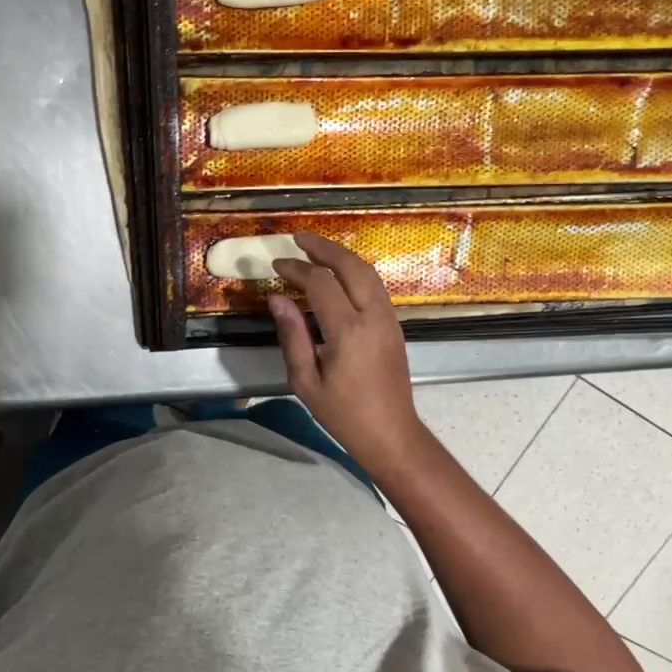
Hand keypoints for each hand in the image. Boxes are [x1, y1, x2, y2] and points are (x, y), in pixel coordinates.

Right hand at [268, 233, 425, 473]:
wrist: (391, 433)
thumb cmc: (344, 414)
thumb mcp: (306, 382)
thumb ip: (292, 337)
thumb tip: (277, 300)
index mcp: (348, 332)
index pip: (321, 284)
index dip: (297, 269)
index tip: (277, 266)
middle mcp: (373, 317)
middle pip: (350, 266)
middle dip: (323, 248)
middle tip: (298, 238)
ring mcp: (389, 319)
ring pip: (368, 272)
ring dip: (342, 256)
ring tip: (316, 249)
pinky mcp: (394, 326)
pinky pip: (375, 286)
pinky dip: (355, 272)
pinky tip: (338, 275)